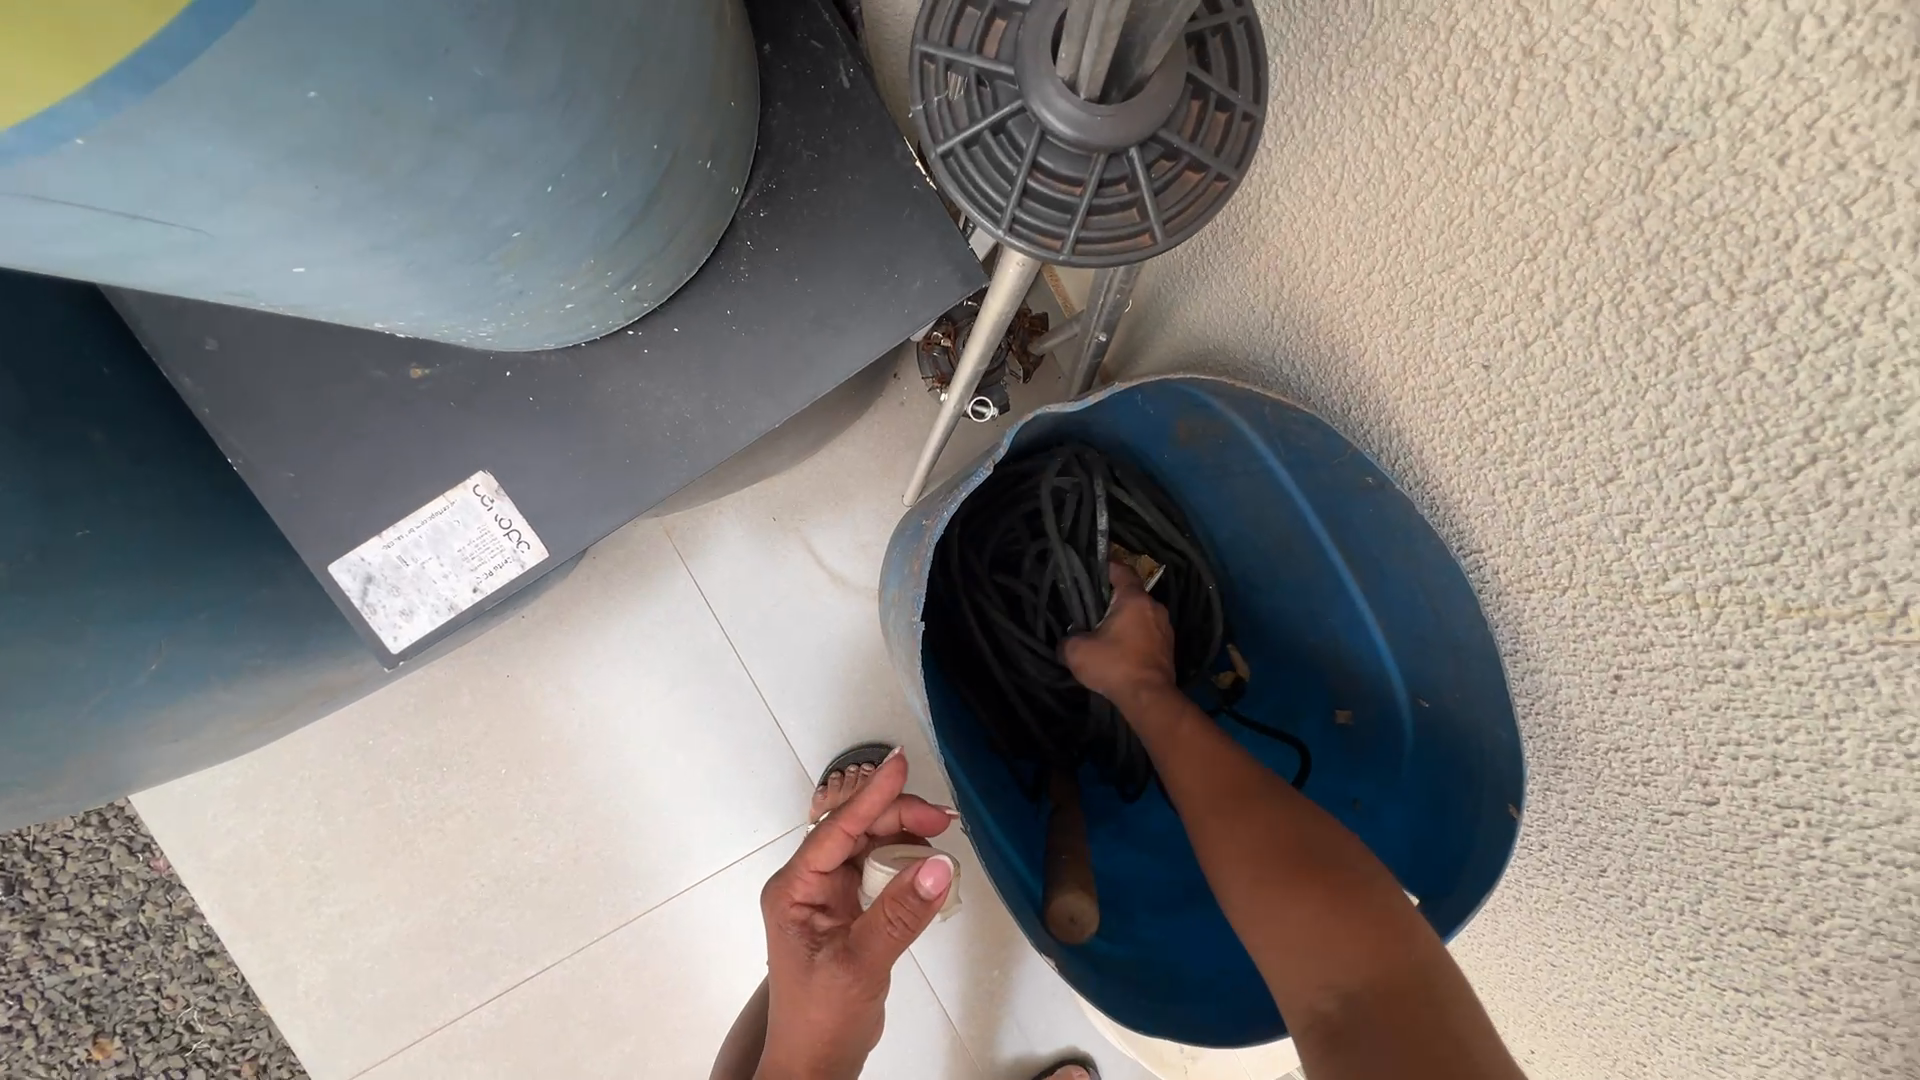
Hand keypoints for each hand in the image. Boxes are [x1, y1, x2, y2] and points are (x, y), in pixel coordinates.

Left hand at [756, 750, 955, 1079]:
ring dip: (904, 834)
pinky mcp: (851, 906)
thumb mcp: (860, 965)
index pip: (836, 829)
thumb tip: (939, 865)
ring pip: (870, 844)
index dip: (872, 795)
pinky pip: (880, 868)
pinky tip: (928, 860)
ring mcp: (831, 893)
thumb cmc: (821, 1019)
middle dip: (897, 815)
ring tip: (940, 831)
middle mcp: (810, 881)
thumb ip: (900, 913)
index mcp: (795, 887)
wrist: (815, 1067)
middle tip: (941, 818)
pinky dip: (906, 860)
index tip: (901, 764)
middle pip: (856, 829)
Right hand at [1062, 559, 1178, 712]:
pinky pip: (1148, 631)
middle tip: (1092, 606)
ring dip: (1125, 618)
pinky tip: (1120, 648)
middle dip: (1112, 597)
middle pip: (1132, 593)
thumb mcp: (1077, 652)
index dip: (1107, 567)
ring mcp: (1164, 627)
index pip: (1122, 571)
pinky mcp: (1168, 647)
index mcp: (1134, 599)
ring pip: (1141, 613)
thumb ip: (1067, 640)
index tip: (1092, 569)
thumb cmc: (1114, 665)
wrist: (1149, 697)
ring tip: (1104, 630)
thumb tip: (1066, 641)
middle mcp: (1154, 607)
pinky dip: (1134, 634)